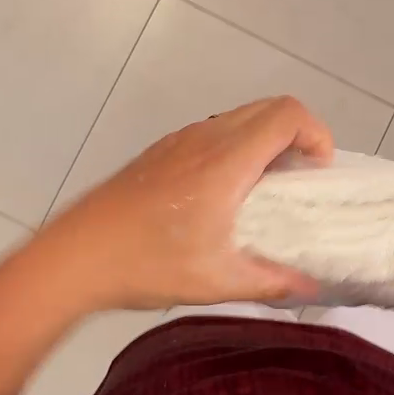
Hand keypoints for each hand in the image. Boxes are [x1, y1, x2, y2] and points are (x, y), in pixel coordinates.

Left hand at [26, 97, 331, 313]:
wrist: (75, 255)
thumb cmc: (148, 264)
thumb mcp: (217, 280)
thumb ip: (272, 280)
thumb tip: (313, 286)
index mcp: (226, 161)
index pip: (287, 114)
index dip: (316, 133)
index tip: (318, 172)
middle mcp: (206, 137)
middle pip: (268, 108)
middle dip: (297, 135)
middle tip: (300, 181)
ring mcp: (180, 139)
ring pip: (239, 117)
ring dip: (265, 140)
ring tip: (265, 190)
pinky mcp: (162, 150)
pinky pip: (214, 132)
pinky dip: (237, 147)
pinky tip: (223, 195)